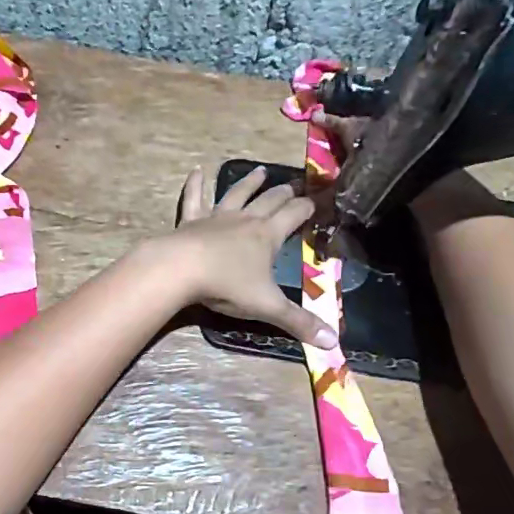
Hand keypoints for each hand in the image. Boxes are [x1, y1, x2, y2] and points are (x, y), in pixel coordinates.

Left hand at [159, 165, 336, 348]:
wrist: (180, 270)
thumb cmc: (226, 286)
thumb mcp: (267, 306)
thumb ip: (298, 322)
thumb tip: (333, 342)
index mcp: (267, 236)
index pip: (294, 216)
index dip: (307, 209)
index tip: (316, 203)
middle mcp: (244, 220)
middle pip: (268, 201)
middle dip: (282, 194)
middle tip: (291, 185)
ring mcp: (215, 217)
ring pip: (236, 194)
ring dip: (248, 183)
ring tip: (259, 171)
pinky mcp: (189, 220)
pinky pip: (194, 198)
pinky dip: (195, 184)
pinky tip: (197, 170)